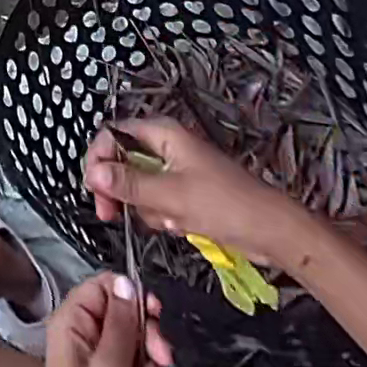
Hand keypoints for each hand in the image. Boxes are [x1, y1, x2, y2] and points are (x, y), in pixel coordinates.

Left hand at [44, 272, 172, 366]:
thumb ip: (120, 324)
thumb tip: (126, 281)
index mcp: (72, 323)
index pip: (102, 286)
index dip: (129, 293)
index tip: (152, 310)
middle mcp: (85, 339)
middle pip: (125, 317)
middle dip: (147, 339)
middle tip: (158, 357)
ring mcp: (101, 366)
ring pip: (139, 348)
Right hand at [83, 117, 311, 267]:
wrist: (273, 233)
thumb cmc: (226, 205)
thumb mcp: (171, 195)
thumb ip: (129, 183)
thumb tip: (93, 172)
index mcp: (162, 133)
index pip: (113, 134)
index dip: (99, 158)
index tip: (93, 187)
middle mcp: (165, 145)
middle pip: (122, 160)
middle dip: (117, 188)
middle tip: (110, 212)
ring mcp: (175, 168)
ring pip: (137, 183)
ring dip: (143, 206)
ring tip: (166, 219)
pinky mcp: (183, 190)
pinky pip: (155, 199)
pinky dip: (160, 214)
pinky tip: (178, 224)